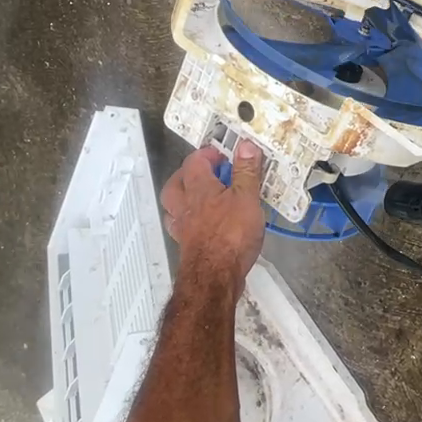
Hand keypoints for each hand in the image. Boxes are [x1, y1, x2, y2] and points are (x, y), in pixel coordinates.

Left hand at [160, 140, 265, 282]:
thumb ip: (246, 171)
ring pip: (174, 206)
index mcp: (199, 189)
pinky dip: (190, 219)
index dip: (208, 154)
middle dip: (188, 174)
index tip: (223, 154)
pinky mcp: (188, 246)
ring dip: (184, 196)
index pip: (195, 162)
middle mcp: (185, 206)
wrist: (214, 277)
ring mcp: (183, 228)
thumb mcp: (247, 197)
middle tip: (206, 172)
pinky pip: (182, 226)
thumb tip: (244, 144)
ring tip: (201, 196)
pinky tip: (203, 223)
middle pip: (176, 184)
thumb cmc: (232, 233)